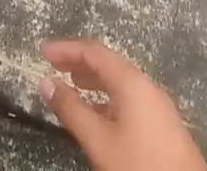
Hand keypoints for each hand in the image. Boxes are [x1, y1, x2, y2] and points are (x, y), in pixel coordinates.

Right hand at [40, 38, 206, 170]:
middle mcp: (147, 87)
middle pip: (108, 62)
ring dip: (93, 78)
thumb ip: (70, 109)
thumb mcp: (98, 140)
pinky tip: (97, 113)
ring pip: (120, 81)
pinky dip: (108, 96)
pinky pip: (130, 97)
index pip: (93, 51)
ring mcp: (159, 106)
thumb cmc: (139, 166)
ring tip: (72, 85)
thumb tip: (45, 82)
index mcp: (131, 82)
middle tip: (52, 65)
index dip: (65, 48)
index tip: (42, 52)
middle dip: (78, 60)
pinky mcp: (164, 125)